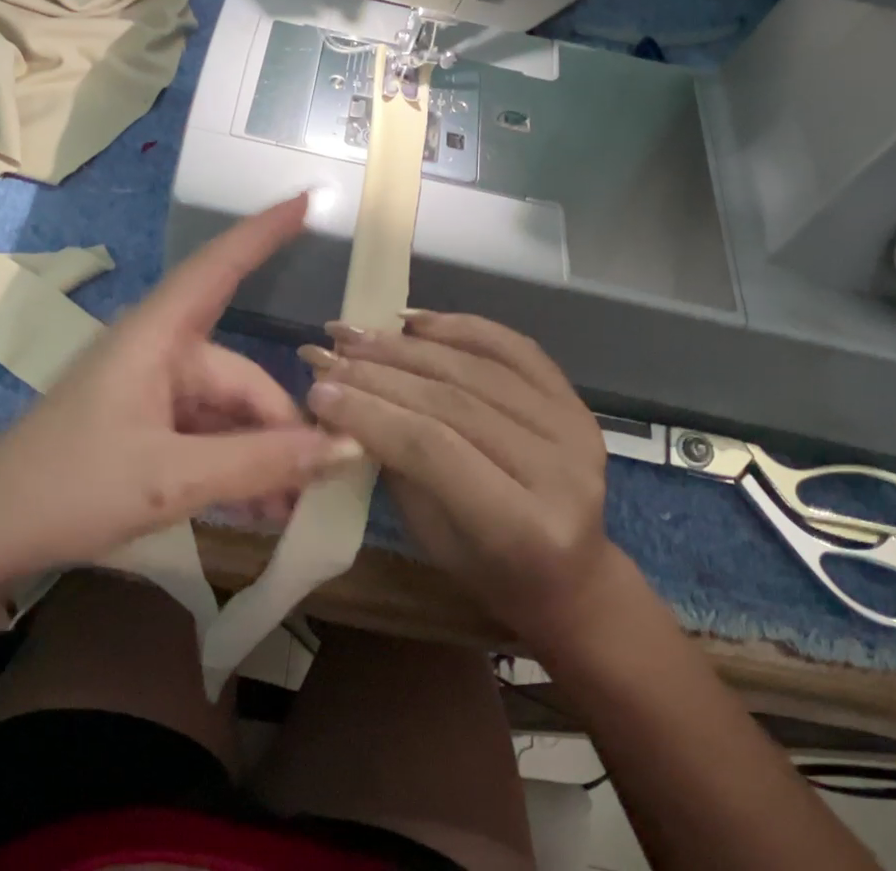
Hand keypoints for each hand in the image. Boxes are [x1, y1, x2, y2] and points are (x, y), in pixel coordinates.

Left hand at [0, 195, 361, 584]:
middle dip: (281, 429)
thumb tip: (345, 448)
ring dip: (259, 457)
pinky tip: (254, 507)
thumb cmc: (70, 489)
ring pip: (226, 413)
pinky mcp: (139, 428)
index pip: (216, 269)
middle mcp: (154, 355)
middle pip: (240, 376)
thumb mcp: (172, 480)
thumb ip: (260, 463)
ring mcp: (145, 393)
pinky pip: (203, 436)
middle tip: (313, 487)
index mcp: (153, 339)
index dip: (263, 233)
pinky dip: (231, 465)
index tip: (309, 198)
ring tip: (285, 509)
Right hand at [300, 312, 615, 636]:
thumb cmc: (487, 568)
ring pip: (478, 369)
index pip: (433, 449)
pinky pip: (514, 349)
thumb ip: (395, 466)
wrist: (569, 574)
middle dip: (379, 374)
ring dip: (407, 346)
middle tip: (327, 355)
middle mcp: (559, 471)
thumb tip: (342, 400)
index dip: (371, 413)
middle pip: (454, 402)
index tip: (318, 391)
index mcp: (521, 525)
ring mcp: (575, 430)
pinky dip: (459, 327)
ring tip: (355, 335)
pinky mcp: (578, 404)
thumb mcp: (430, 535)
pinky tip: (411, 320)